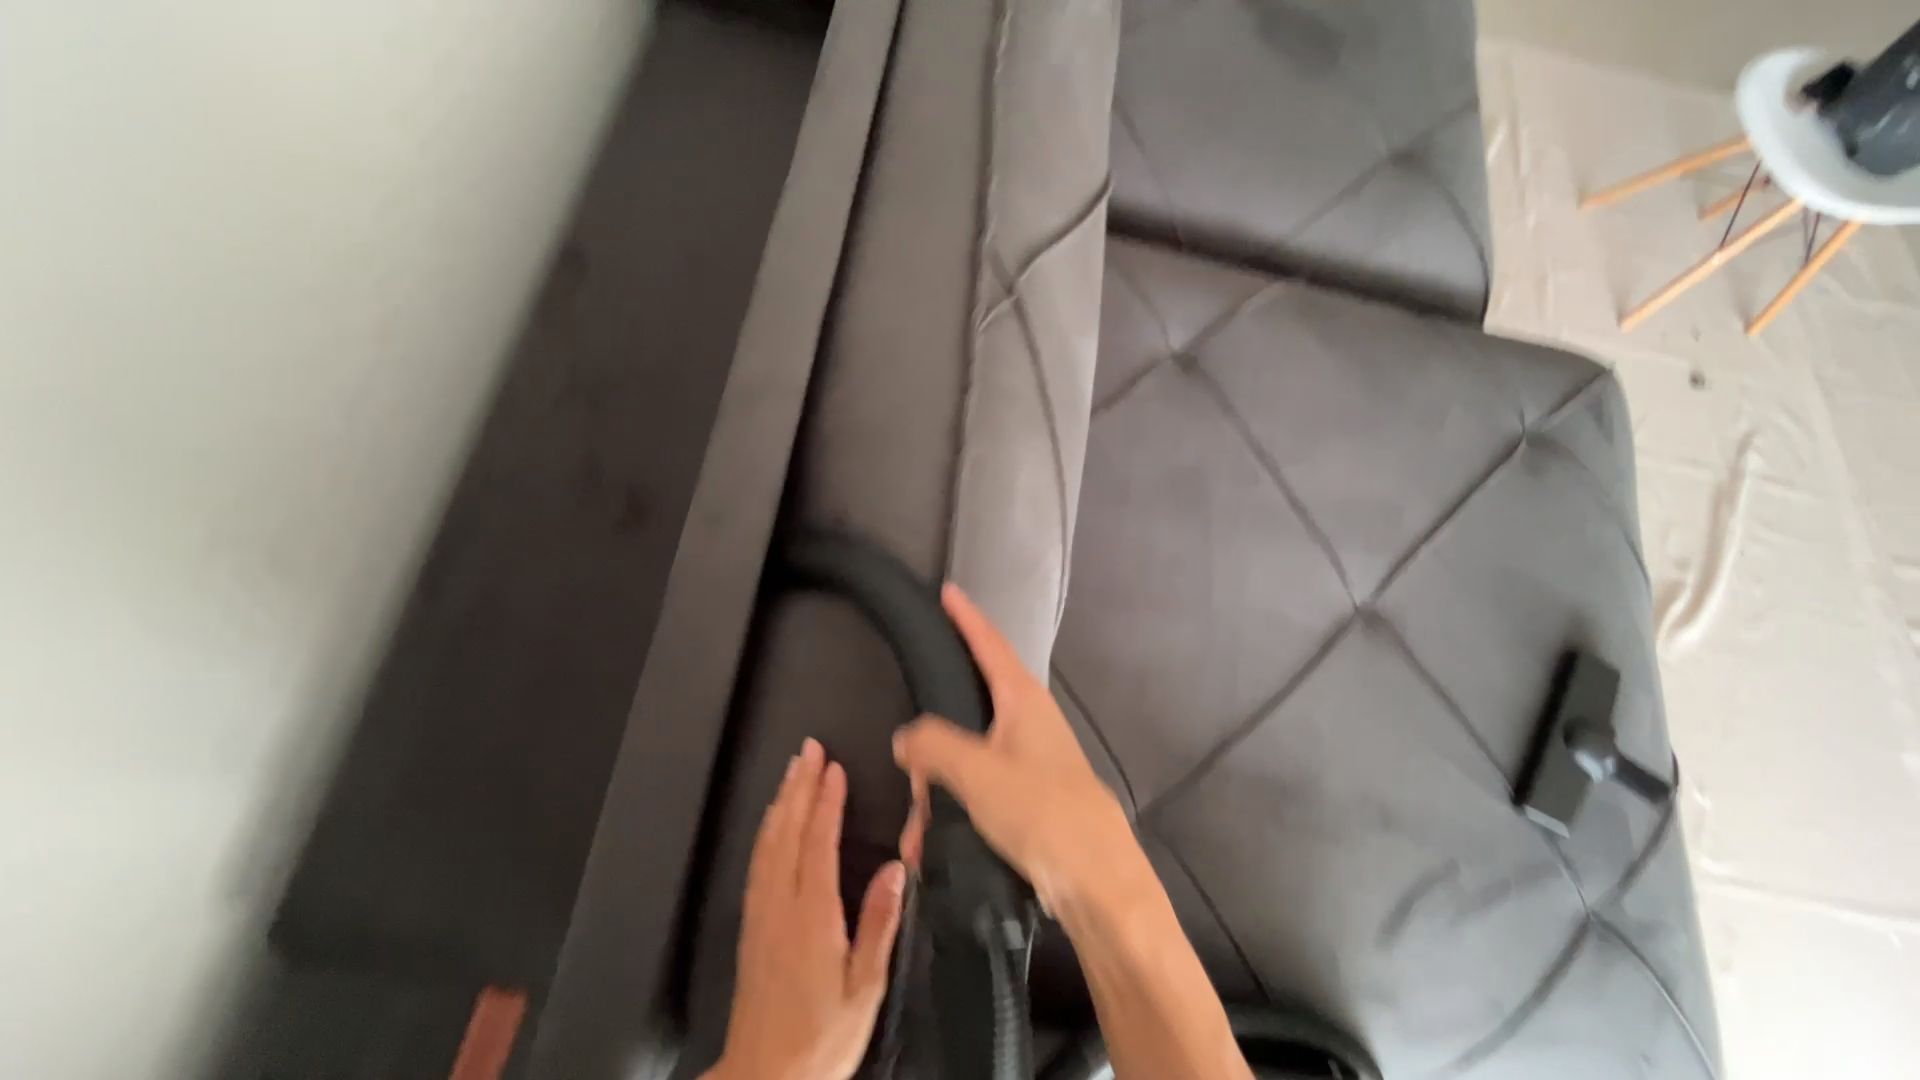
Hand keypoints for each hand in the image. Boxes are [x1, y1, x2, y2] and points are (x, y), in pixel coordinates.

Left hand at [710, 738, 906, 1079]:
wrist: (765, 1077)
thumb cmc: (824, 1037)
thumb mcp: (866, 987)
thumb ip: (879, 923)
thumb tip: (896, 867)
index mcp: (812, 916)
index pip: (818, 842)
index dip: (826, 801)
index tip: (834, 767)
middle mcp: (781, 906)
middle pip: (787, 832)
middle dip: (798, 786)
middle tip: (809, 748)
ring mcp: (761, 914)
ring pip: (767, 843)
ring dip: (780, 801)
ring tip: (792, 770)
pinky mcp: (751, 927)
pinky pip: (757, 863)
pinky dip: (766, 831)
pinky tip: (771, 822)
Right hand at [893, 585, 1148, 914]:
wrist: (1098, 882)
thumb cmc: (1041, 812)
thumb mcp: (976, 771)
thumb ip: (932, 745)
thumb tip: (906, 738)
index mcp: (1023, 701)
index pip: (990, 644)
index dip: (967, 618)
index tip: (949, 591)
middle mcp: (1030, 724)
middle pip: (965, 714)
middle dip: (930, 752)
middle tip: (911, 781)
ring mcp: (1032, 763)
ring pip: (965, 764)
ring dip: (937, 796)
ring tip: (920, 838)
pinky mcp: (1031, 800)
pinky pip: (978, 796)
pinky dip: (954, 817)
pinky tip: (934, 851)